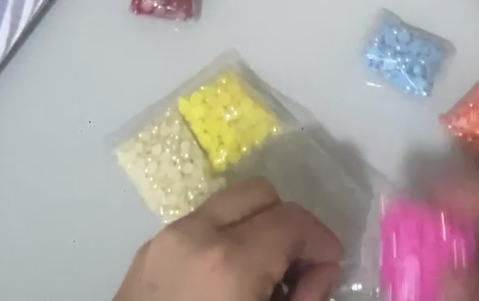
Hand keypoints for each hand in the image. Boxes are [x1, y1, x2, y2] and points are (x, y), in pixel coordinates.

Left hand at [113, 177, 344, 300]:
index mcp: (229, 261)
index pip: (292, 220)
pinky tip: (227, 285)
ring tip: (263, 278)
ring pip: (228, 204)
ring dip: (255, 229)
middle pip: (261, 193)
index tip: (331, 266)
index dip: (321, 240)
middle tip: (298, 269)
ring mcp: (166, 238)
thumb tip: (320, 270)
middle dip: (287, 224)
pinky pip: (200, 225)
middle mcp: (196, 234)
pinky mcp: (148, 251)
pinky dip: (224, 240)